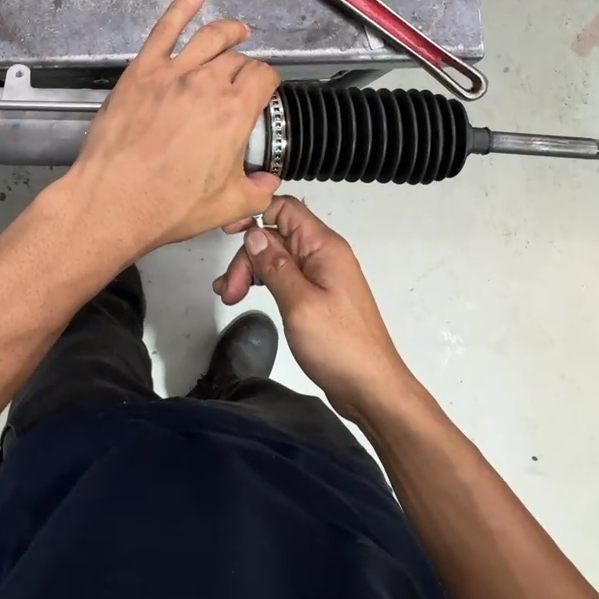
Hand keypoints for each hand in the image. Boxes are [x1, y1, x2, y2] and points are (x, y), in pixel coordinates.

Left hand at [59, 0, 281, 257]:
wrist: (114, 201)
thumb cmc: (169, 205)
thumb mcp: (229, 206)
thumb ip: (257, 190)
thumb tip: (267, 182)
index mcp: (235, 111)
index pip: (264, 76)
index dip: (268, 82)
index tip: (264, 90)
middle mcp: (207, 83)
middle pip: (237, 58)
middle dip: (247, 64)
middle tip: (245, 76)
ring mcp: (171, 72)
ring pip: (209, 37)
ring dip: (229, 30)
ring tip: (237, 30)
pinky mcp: (141, 71)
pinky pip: (164, 29)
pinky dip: (182, 7)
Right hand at [216, 197, 417, 420]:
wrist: (372, 390)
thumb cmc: (338, 345)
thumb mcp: (299, 303)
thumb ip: (274, 266)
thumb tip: (254, 234)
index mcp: (323, 247)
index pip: (285, 208)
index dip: (254, 213)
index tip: (227, 232)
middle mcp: (323, 255)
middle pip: (276, 236)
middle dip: (247, 256)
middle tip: (227, 290)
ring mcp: (320, 277)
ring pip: (276, 258)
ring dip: (250, 271)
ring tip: (228, 296)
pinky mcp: (316, 297)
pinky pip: (284, 277)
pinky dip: (262, 283)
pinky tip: (243, 296)